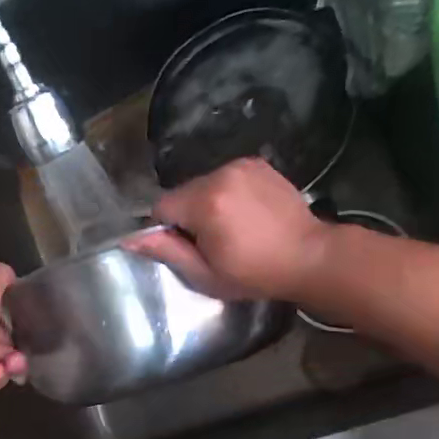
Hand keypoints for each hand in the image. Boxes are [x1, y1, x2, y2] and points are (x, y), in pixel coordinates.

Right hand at [122, 157, 332, 301]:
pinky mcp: (257, 164)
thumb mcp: (205, 274)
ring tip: (231, 229)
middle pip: (182, 193)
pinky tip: (244, 214)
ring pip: (202, 184)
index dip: (167, 230)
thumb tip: (129, 240)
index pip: (161, 206)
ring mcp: (242, 165)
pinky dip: (226, 194)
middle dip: (188, 216)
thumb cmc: (255, 274)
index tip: (187, 248)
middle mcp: (221, 174)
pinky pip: (225, 178)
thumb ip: (166, 252)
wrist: (309, 256)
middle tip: (211, 243)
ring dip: (206, 204)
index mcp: (206, 202)